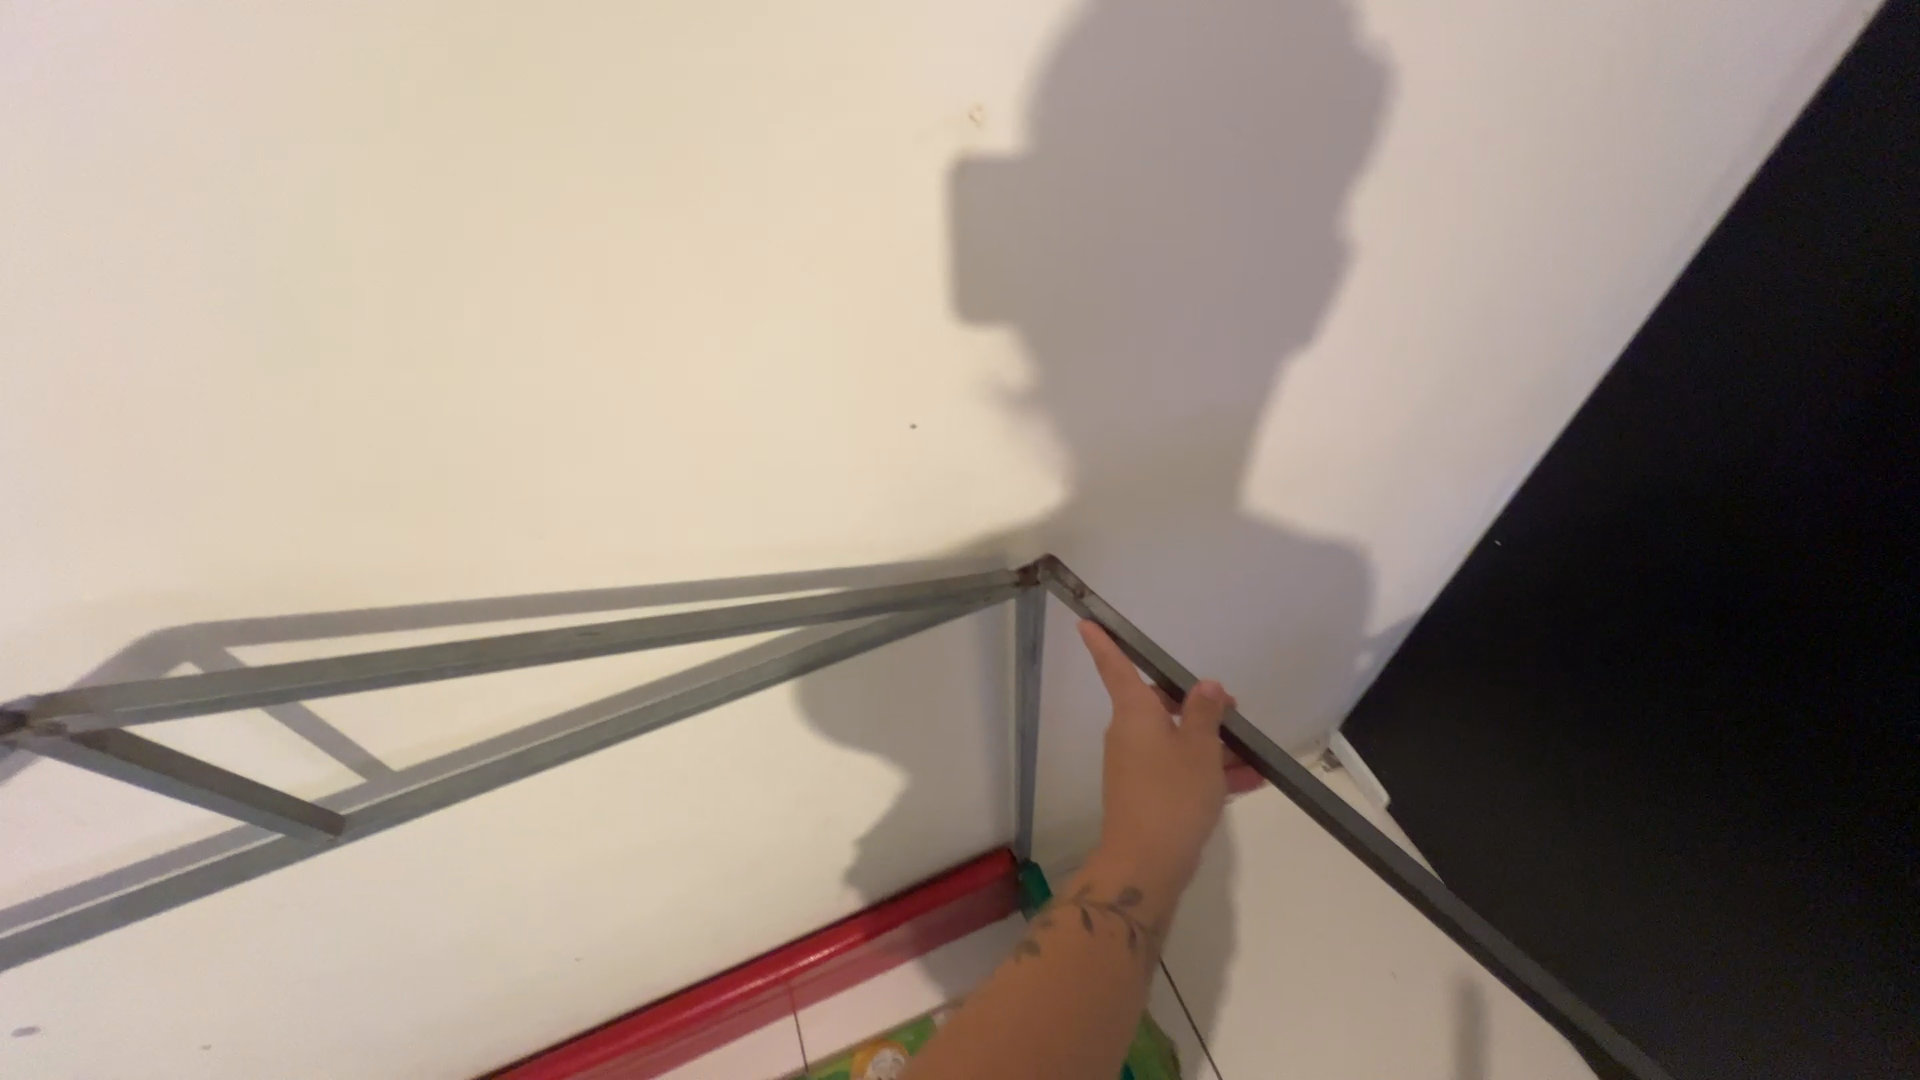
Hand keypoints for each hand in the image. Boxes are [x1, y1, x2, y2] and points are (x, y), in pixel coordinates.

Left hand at [1078, 620, 1232, 897]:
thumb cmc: (1172, 794)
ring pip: (1177, 741)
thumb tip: (1206, 687)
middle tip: (1236, 715)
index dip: (1103, 644)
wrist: (1147, 863)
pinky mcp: (1146, 793)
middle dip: (1199, 708)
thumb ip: (1205, 713)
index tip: (1085, 622)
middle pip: (1161, 705)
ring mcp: (1135, 765)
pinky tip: (1248, 781)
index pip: (1116, 667)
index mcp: (1134, 712)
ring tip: (1256, 759)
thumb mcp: (1199, 749)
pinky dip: (1208, 772)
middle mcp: (1129, 732)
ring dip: (1213, 746)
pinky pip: (1179, 769)